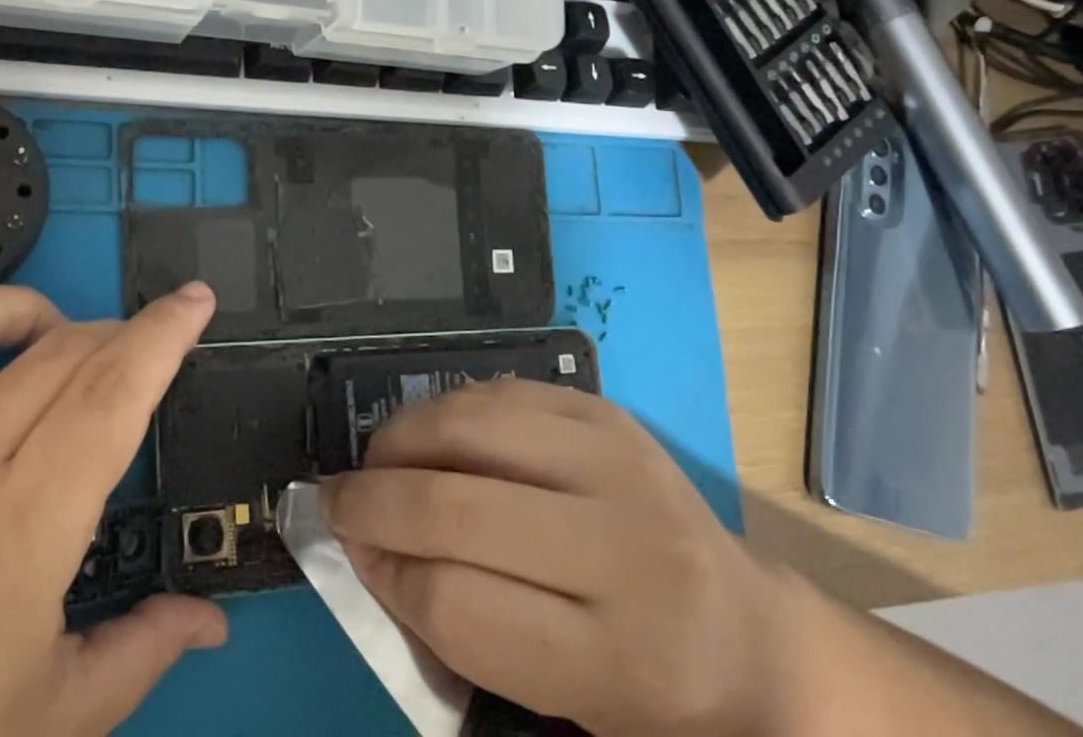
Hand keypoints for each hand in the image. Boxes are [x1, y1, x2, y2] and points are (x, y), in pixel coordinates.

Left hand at [0, 283, 225, 736]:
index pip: (111, 392)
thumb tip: (208, 621)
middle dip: (117, 331)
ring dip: (20, 311)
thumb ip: (143, 649)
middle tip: (150, 344)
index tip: (194, 301)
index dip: (163, 336)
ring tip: (57, 332)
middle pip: (55, 353)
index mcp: (26, 516)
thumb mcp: (60, 711)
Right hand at [321, 378, 792, 736]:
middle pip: (454, 510)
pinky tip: (432, 441)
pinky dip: (444, 413)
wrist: (743, 636)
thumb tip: (363, 544)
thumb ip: (446, 624)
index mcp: (620, 658)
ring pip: (468, 430)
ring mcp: (624, 467)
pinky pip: (497, 392)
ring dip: (398, 442)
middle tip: (339, 504)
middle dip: (371, 503)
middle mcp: (630, 554)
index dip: (384, 575)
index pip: (454, 603)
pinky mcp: (612, 417)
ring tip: (381, 466)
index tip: (357, 560)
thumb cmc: (632, 680)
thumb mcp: (545, 690)